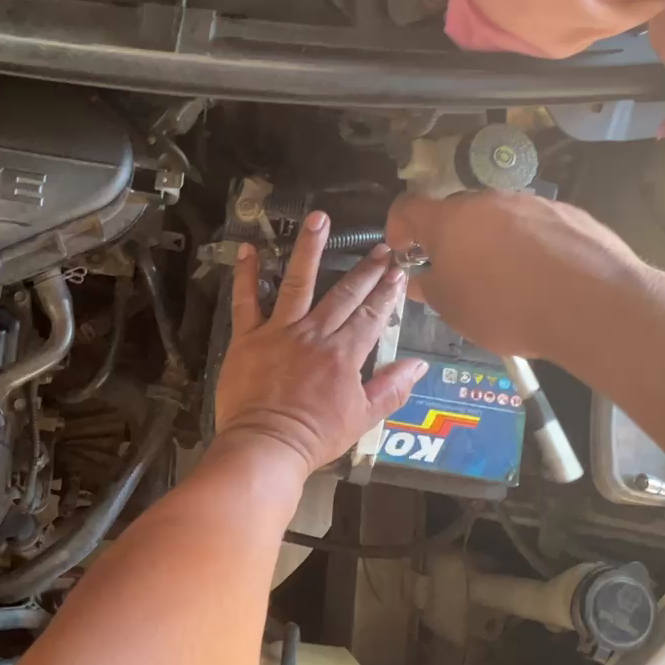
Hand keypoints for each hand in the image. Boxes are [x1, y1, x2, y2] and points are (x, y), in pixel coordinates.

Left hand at [213, 212, 429, 473]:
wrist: (267, 445)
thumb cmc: (315, 436)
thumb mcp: (363, 419)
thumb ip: (391, 389)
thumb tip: (419, 365)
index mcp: (344, 354)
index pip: (371, 315)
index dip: (386, 291)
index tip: (398, 269)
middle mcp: (314, 334)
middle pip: (343, 294)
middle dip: (364, 268)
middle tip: (380, 245)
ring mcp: (279, 331)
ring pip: (297, 282)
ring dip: (309, 249)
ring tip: (318, 219)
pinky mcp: (247, 337)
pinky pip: (245, 300)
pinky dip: (246, 274)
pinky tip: (248, 249)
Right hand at [384, 192, 648, 360]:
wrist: (595, 306)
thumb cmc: (507, 308)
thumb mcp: (453, 309)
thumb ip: (430, 288)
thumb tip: (422, 280)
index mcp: (449, 220)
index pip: (407, 207)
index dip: (398, 227)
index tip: (404, 252)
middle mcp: (487, 201)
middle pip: (456, 213)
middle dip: (450, 239)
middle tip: (458, 274)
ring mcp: (531, 203)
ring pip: (499, 218)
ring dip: (492, 242)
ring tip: (508, 281)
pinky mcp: (569, 213)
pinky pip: (537, 226)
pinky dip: (531, 245)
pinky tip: (545, 278)